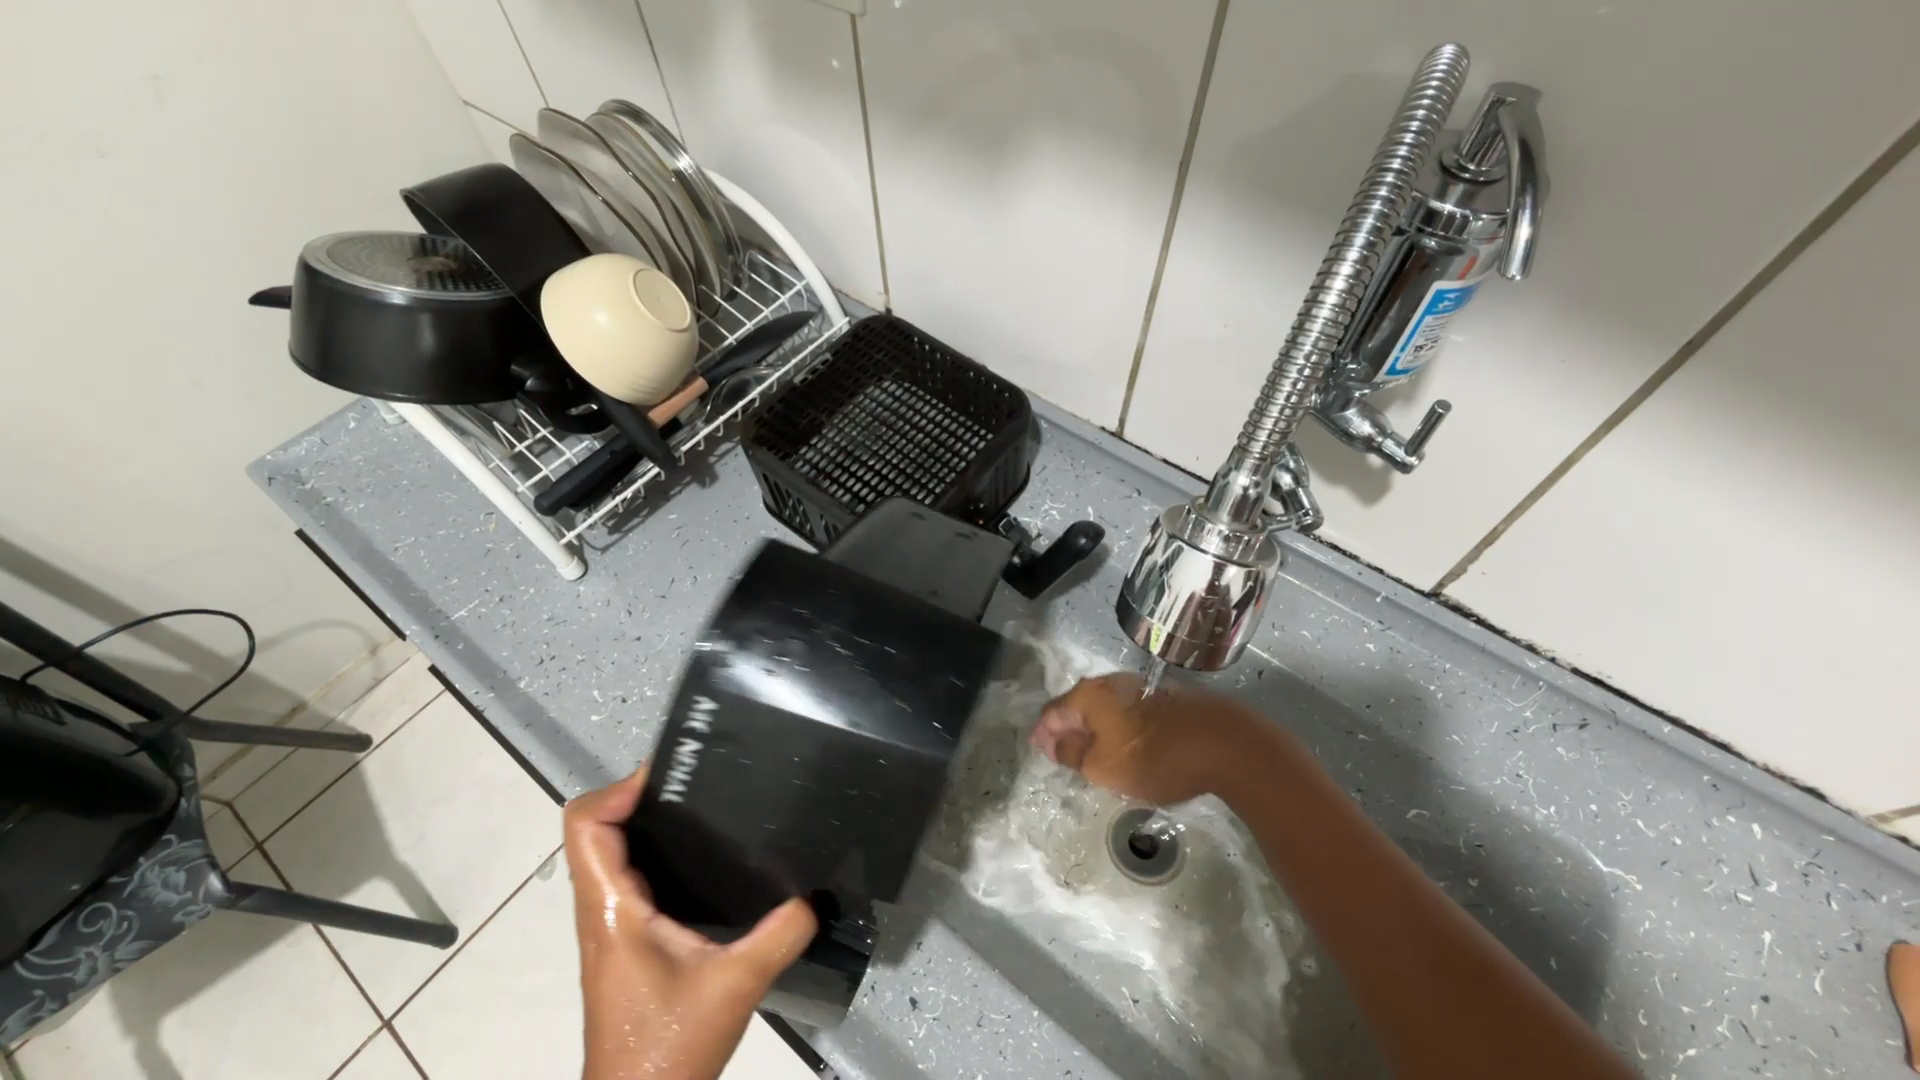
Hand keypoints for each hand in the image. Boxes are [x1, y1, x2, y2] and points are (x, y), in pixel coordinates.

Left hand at [566, 768, 816, 1079]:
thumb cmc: (670, 1044)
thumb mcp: (736, 985)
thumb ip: (779, 936)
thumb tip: (813, 896)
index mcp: (613, 908)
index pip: (585, 826)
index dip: (618, 790)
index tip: (668, 776)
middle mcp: (601, 910)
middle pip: (593, 831)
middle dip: (638, 797)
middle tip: (694, 783)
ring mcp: (608, 926)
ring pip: (607, 854)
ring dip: (644, 824)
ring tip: (701, 808)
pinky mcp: (623, 941)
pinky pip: (626, 877)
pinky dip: (653, 852)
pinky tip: (702, 859)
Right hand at [1029, 673, 1266, 804]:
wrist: (1226, 745)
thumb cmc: (1155, 758)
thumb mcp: (1103, 767)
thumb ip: (1071, 754)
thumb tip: (1052, 742)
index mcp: (1089, 695)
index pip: (1051, 712)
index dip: (1043, 735)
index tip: (1043, 757)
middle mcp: (1112, 682)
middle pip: (1078, 706)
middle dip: (1069, 731)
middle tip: (1069, 761)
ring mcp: (1141, 686)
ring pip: (1106, 708)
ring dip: (1097, 731)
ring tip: (1099, 759)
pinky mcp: (1167, 696)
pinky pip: (1130, 712)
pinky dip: (1122, 729)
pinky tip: (1131, 749)